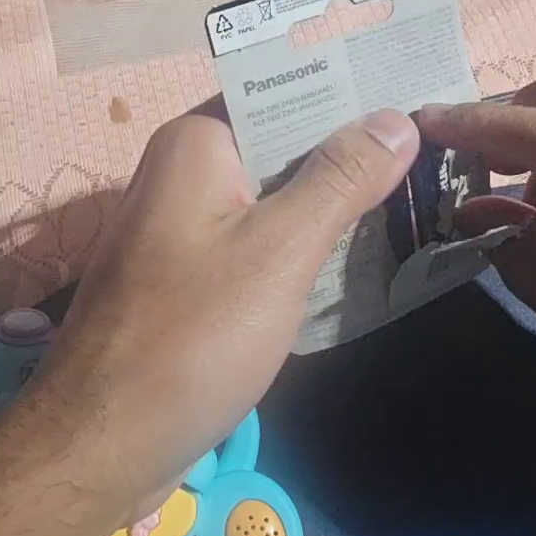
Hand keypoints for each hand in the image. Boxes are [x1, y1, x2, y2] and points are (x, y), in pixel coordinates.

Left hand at [21, 105, 419, 508]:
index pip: (284, 93)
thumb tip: (395, 120)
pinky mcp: (187, 276)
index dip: (350, 97)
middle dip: (350, 156)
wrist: (104, 443)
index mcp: (196, 144)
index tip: (417, 103)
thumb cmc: (193, 336)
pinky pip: (254, 242)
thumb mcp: (280, 250)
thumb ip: (339, 179)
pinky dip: (299, 247)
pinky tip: (353, 258)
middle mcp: (181, 172)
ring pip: (271, 198)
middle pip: (280, 146)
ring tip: (412, 201)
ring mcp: (181, 227)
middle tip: (431, 158)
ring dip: (330, 204)